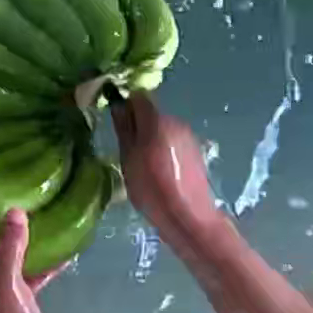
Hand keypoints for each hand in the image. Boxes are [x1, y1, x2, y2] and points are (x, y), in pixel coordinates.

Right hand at [110, 92, 221, 237]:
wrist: (188, 215)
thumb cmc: (152, 190)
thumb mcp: (128, 160)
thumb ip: (124, 130)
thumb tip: (118, 105)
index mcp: (157, 122)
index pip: (140, 97)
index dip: (127, 105)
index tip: (117, 121)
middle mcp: (176, 121)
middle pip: (152, 112)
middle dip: (138, 124)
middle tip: (127, 149)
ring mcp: (188, 134)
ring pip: (163, 126)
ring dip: (151, 137)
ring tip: (143, 163)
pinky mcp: (195, 148)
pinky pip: (173, 139)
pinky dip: (164, 147)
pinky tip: (161, 169)